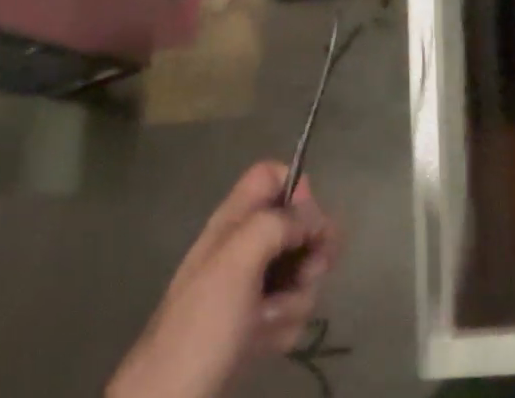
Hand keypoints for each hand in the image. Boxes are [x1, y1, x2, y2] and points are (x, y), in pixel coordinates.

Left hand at [108, 163, 338, 397]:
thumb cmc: (201, 325)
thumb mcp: (236, 261)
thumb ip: (277, 223)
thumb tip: (313, 215)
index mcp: (233, 222)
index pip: (273, 175)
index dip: (298, 190)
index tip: (305, 223)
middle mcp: (246, 246)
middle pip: (302, 225)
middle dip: (312, 251)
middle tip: (304, 274)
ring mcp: (254, 285)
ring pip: (305, 269)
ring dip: (298, 296)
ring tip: (269, 318)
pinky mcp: (261, 319)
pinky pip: (296, 307)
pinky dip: (286, 324)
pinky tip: (264, 339)